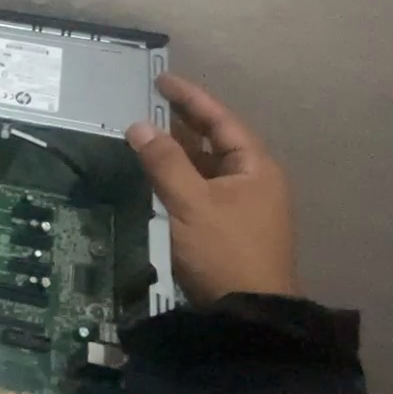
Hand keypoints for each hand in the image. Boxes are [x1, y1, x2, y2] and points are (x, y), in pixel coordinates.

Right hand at [126, 73, 299, 300]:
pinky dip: (177, 173)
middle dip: (183, 120)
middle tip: (150, 101)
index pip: (220, 120)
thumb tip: (138, 126)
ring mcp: (240, 203)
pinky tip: (154, 171)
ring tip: (145, 132)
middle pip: (215, 140)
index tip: (162, 80)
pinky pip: (199, 185)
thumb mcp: (191, 202)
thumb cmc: (224, 249)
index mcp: (254, 168)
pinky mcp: (225, 224)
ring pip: (205, 164)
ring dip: (177, 148)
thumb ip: (164, 162)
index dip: (191, 98)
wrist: (248, 313)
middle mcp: (252, 180)